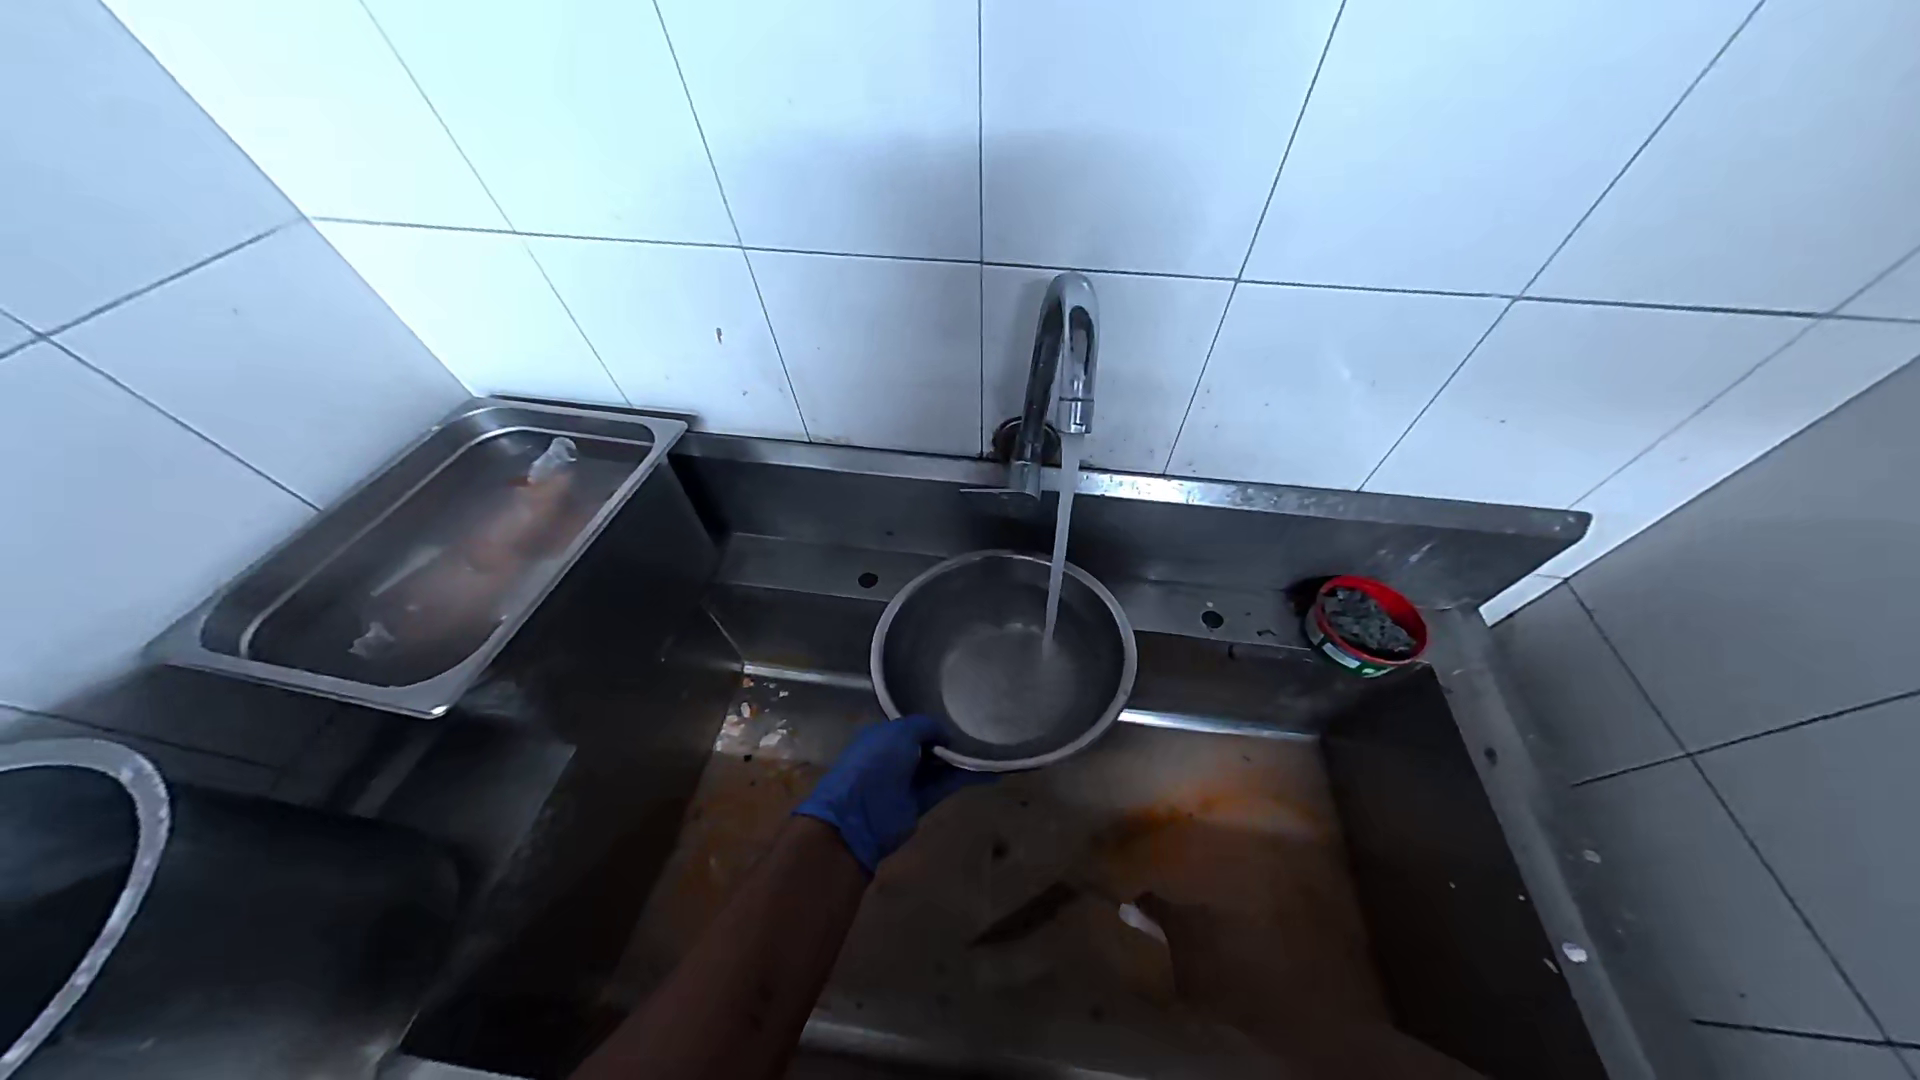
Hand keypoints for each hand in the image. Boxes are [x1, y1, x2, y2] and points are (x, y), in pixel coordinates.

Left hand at [793, 714, 990, 873]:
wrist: (860, 816)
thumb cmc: (875, 763)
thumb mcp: (900, 732)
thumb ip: (925, 725)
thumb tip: (945, 733)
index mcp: (883, 734)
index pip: (912, 723)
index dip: (933, 718)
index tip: (959, 710)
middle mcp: (895, 754)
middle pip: (928, 743)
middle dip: (950, 737)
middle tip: (980, 726)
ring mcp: (907, 779)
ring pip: (939, 764)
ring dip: (961, 757)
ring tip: (990, 746)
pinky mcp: (920, 801)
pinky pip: (946, 784)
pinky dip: (967, 777)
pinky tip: (990, 770)